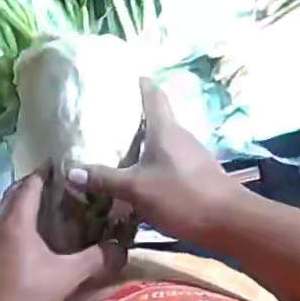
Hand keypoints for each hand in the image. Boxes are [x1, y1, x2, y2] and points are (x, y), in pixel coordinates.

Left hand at [0, 173, 126, 300]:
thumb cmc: (27, 298)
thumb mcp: (67, 277)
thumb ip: (96, 260)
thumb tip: (122, 249)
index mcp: (16, 223)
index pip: (29, 185)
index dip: (46, 173)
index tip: (65, 168)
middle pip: (15, 197)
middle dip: (36, 189)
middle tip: (63, 190)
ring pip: (8, 217)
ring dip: (26, 210)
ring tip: (53, 214)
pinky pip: (4, 235)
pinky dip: (19, 230)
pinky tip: (35, 245)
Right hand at [69, 79, 243, 240]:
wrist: (228, 222)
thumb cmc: (182, 195)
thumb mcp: (136, 188)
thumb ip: (105, 179)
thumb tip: (71, 171)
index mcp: (165, 129)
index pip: (152, 95)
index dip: (137, 83)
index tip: (120, 78)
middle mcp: (180, 136)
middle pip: (155, 118)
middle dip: (131, 117)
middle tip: (104, 119)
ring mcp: (190, 156)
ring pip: (160, 143)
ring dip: (140, 144)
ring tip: (113, 150)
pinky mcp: (195, 175)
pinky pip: (166, 162)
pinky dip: (150, 164)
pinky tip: (136, 178)